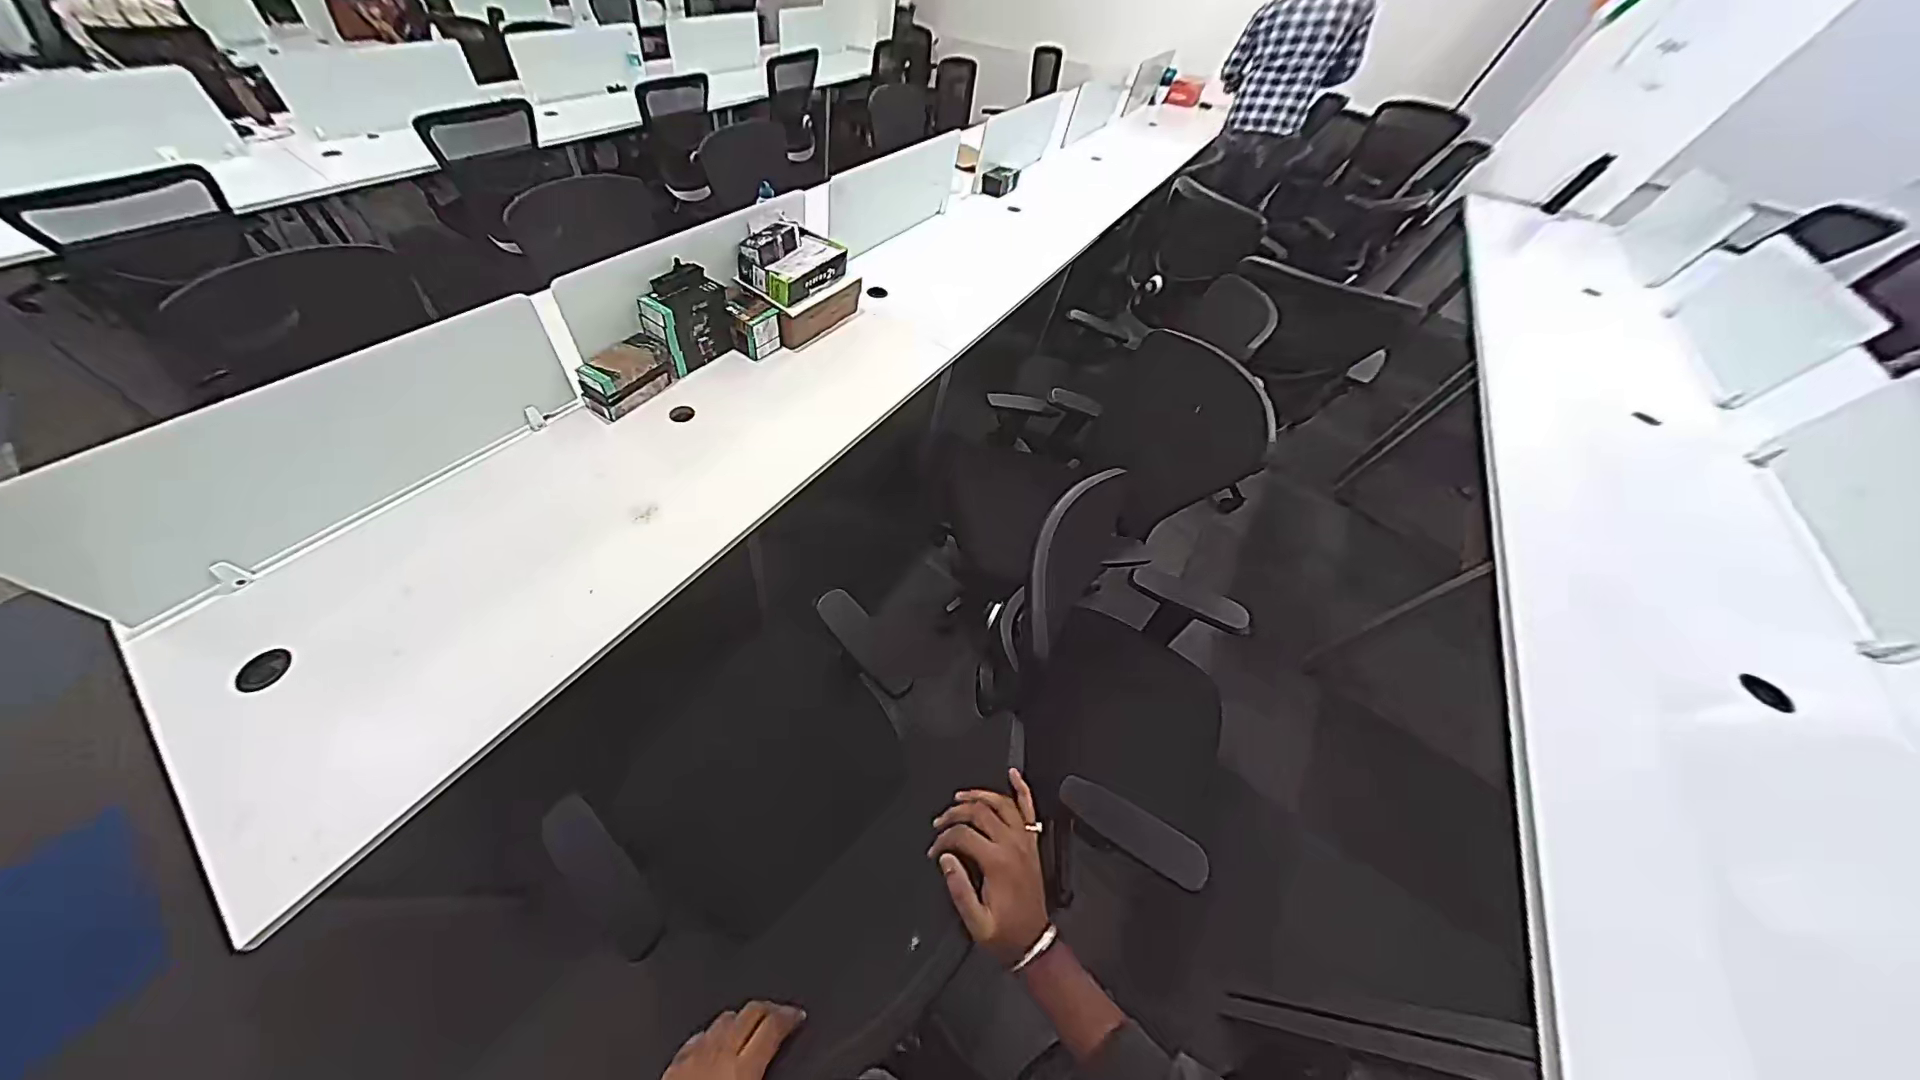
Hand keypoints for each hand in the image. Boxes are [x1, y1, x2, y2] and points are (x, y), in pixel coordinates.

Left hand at [661, 1001, 805, 1079]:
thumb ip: (766, 1077)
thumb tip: (781, 1069)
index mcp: (742, 1070)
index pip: (773, 1026)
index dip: (789, 1015)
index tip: (797, 1015)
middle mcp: (719, 1054)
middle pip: (751, 1011)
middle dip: (769, 1008)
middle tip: (779, 1013)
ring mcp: (693, 1056)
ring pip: (723, 1018)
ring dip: (741, 1017)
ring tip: (750, 1024)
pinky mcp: (672, 1066)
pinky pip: (697, 1037)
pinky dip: (711, 1033)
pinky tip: (714, 1041)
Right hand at [928, 768, 1049, 967]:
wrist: (1033, 942)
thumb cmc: (1005, 933)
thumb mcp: (975, 922)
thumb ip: (958, 888)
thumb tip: (946, 859)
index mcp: (998, 862)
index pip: (963, 834)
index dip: (943, 839)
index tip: (935, 850)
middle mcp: (1013, 845)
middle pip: (980, 812)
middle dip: (955, 813)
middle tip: (940, 822)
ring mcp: (1025, 841)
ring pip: (1002, 803)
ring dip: (980, 795)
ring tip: (961, 797)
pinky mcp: (1031, 842)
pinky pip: (1029, 809)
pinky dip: (1022, 789)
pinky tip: (1014, 775)